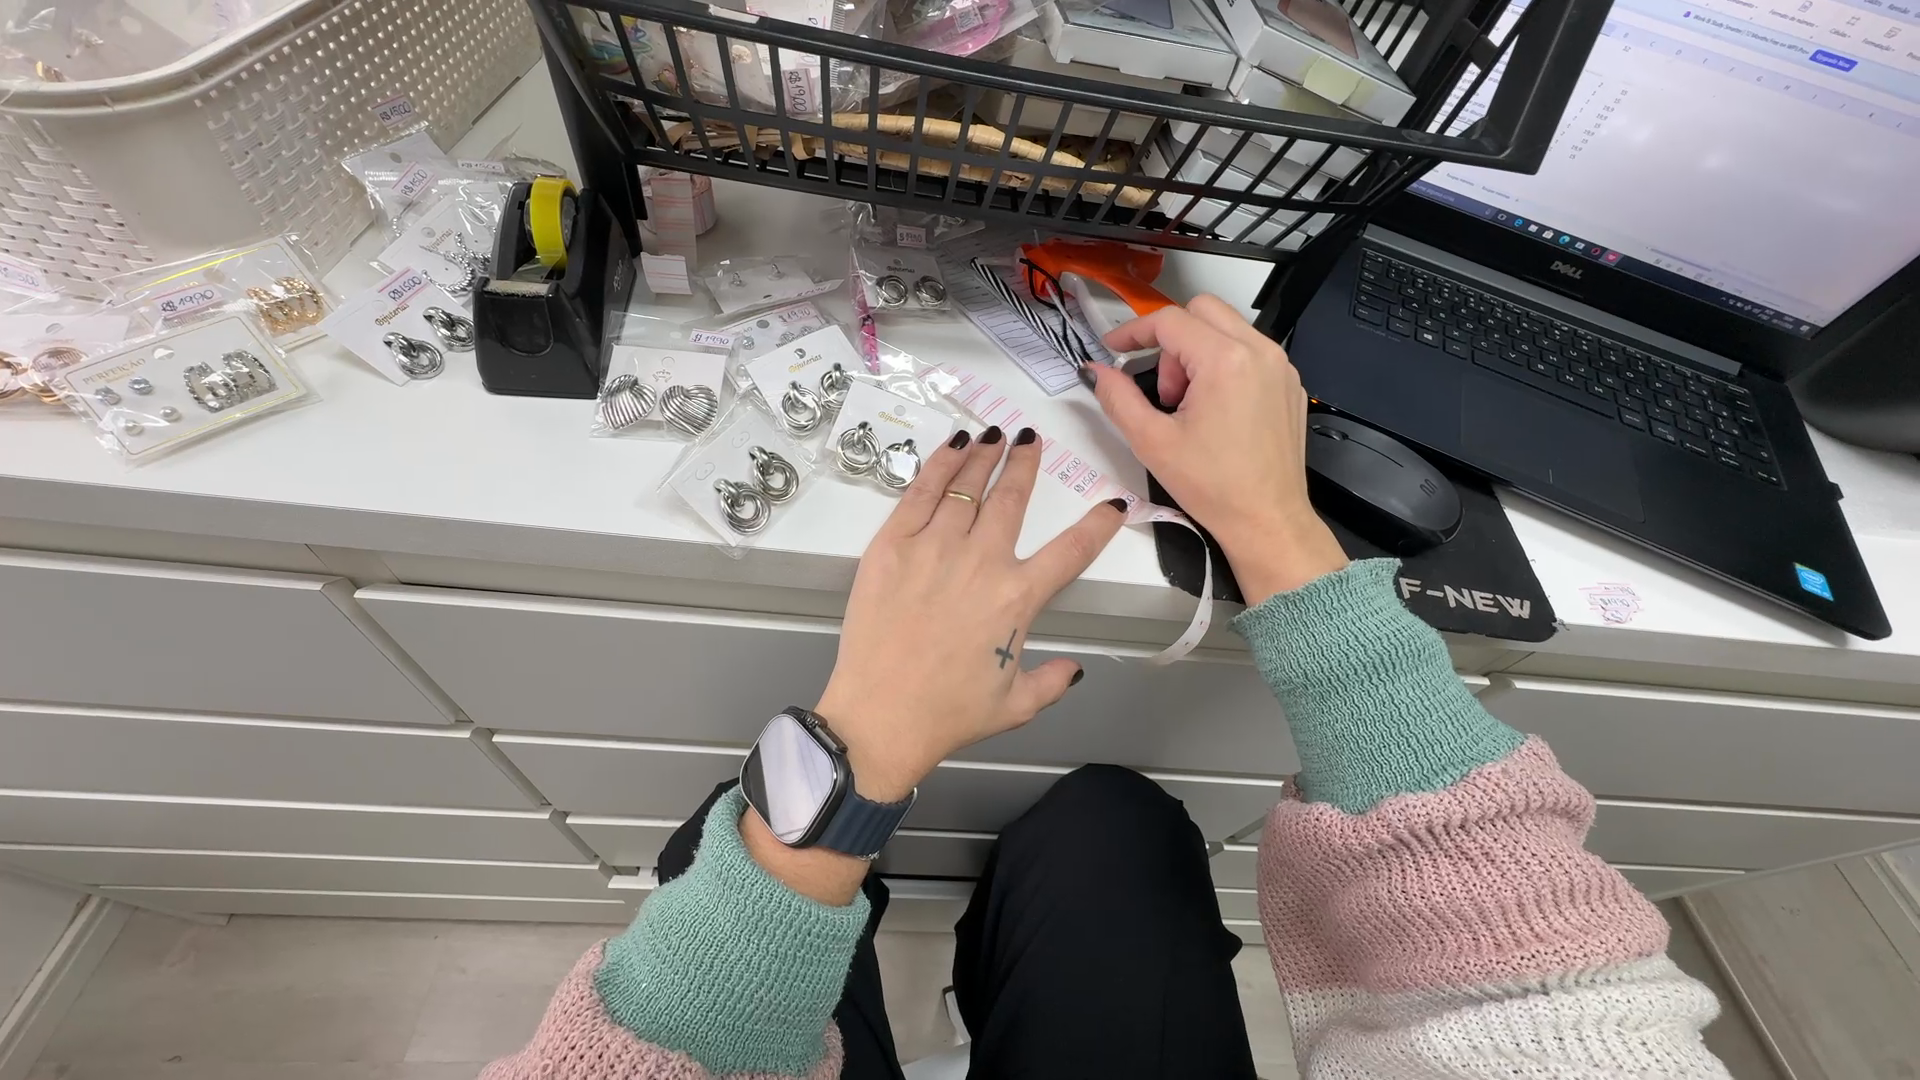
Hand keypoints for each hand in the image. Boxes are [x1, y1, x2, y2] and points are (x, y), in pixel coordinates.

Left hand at [814, 425, 1127, 801]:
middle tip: (1032, 441)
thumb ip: (1052, 682)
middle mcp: (981, 562)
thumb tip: (1074, 669)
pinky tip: (953, 447)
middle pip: (1012, 498)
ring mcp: (934, 548)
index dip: (1097, 526)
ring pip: (966, 487)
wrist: (881, 716)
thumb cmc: (949, 714)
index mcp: (1017, 597)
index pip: (1072, 551)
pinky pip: (920, 493)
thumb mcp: (1015, 706)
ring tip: (994, 435)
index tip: (1112, 505)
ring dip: (984, 456)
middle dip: (1026, 464)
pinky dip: (939, 465)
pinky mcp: (892, 546)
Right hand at [1090, 295, 1346, 604]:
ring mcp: (1280, 367)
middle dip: (1171, 341)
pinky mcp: (1288, 384)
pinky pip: (1249, 352)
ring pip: (1226, 329)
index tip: (1114, 348)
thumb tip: (1097, 372)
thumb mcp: (1151, 441)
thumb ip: (1117, 398)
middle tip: (1162, 389)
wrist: (1266, 519)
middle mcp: (1260, 353)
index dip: (1133, 331)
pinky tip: (1213, 411)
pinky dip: (1223, 366)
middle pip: (1201, 311)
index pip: (1169, 321)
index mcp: (1225, 362)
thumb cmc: (1216, 487)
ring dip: (1196, 353)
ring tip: (1187, 405)